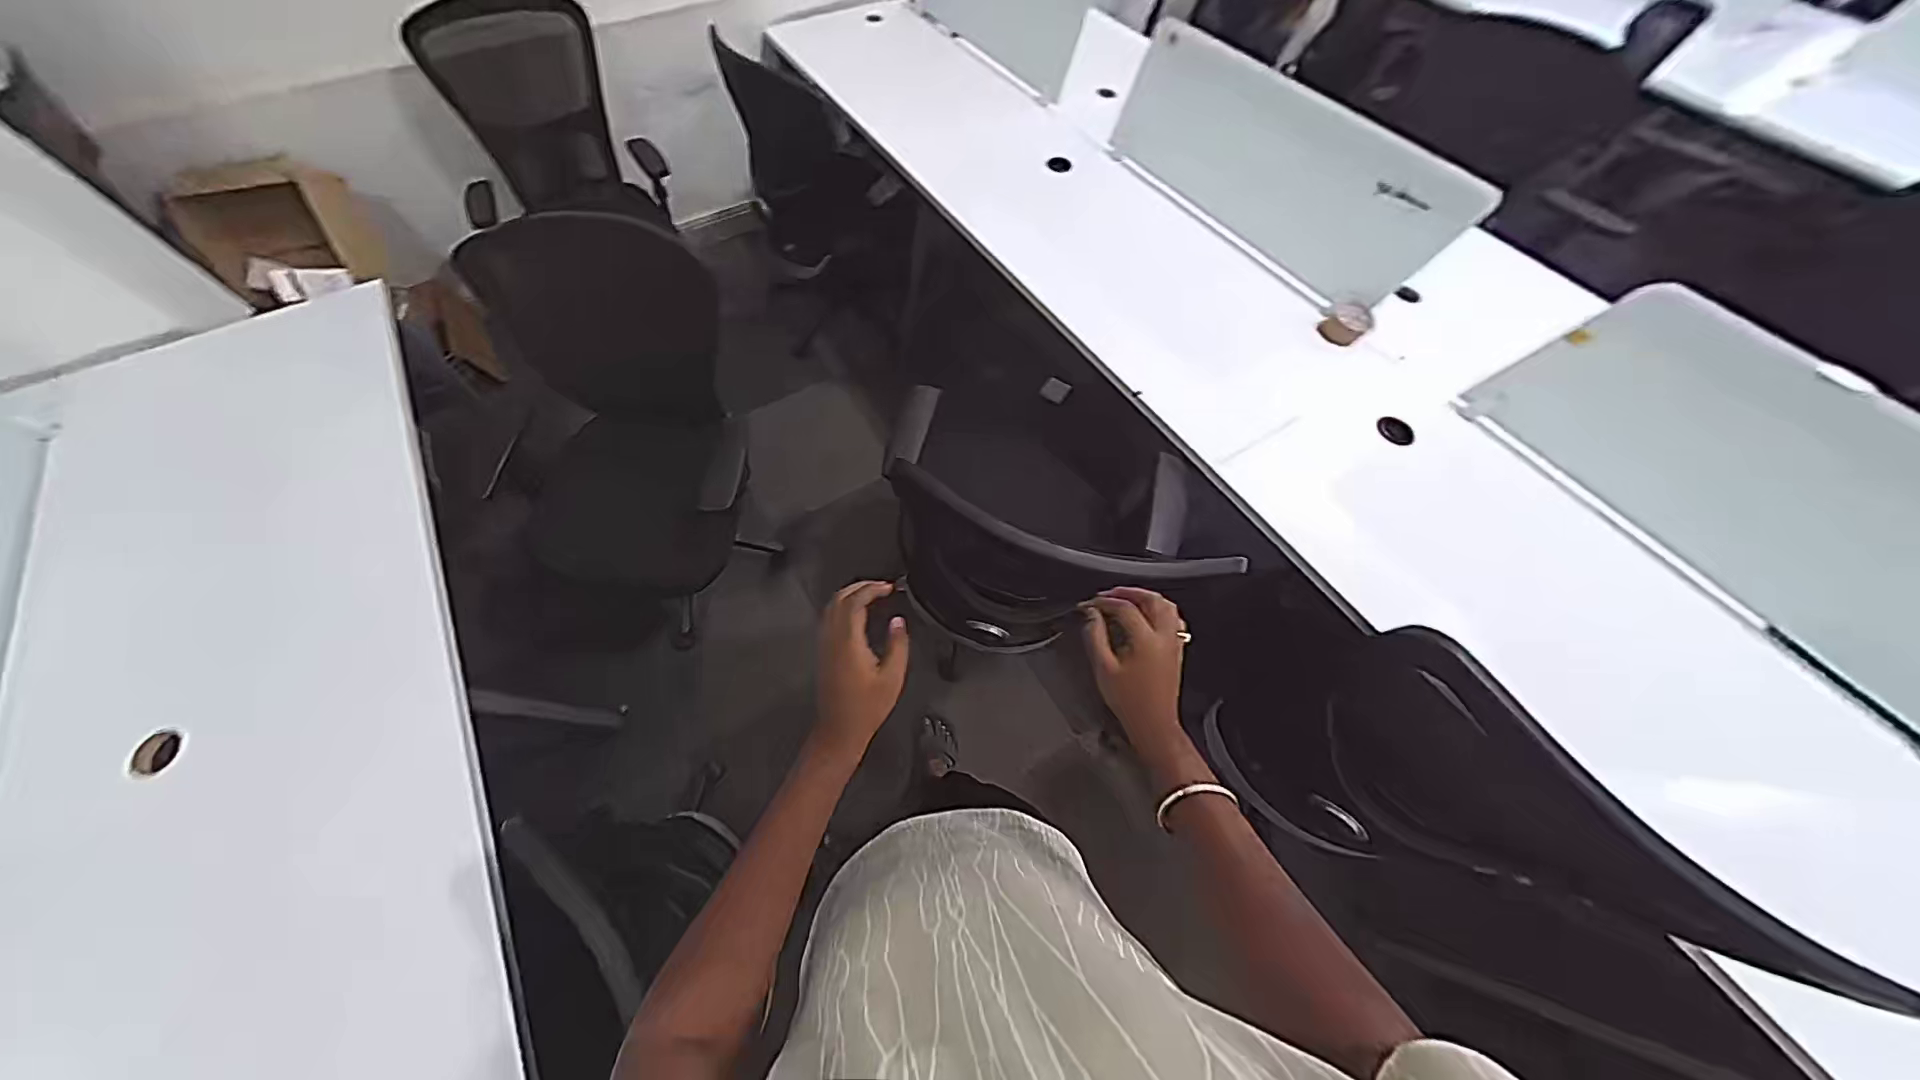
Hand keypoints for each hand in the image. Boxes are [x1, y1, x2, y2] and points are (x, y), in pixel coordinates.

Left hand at [814, 581, 909, 756]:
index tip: (887, 587)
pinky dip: (843, 608)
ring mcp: (824, 646)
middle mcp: (832, 641)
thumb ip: (898, 644)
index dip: (871, 588)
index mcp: (848, 643)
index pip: (854, 602)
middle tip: (880, 586)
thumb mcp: (893, 677)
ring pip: (831, 607)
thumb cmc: (865, 709)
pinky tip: (856, 614)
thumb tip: (897, 623)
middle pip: (839, 599)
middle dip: (860, 586)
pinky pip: (828, 619)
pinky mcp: (823, 653)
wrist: (839, 730)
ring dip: (850, 595)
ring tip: (871, 594)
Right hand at [1082, 587, 1191, 764]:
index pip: (1125, 607)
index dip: (1105, 602)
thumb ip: (1095, 636)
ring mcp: (1174, 643)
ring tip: (1126, 599)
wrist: (1153, 723)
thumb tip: (1091, 616)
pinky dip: (1158, 610)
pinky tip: (1146, 615)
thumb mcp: (1103, 668)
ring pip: (1167, 606)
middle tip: (1109, 594)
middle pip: (1151, 599)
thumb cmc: (1130, 702)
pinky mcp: (1177, 650)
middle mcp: (1164, 637)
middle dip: (1128, 592)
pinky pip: (1173, 619)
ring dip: (1146, 598)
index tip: (1090, 605)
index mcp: (1146, 640)